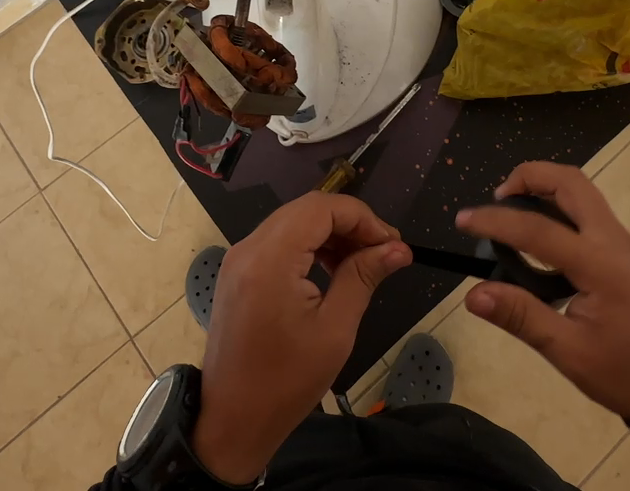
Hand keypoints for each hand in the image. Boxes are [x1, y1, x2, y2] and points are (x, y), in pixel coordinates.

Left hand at [192, 192, 409, 481]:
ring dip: (330, 232)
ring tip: (361, 261)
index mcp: (271, 258)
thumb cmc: (286, 381)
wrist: (231, 421)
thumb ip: (363, 278)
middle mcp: (250, 247)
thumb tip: (398, 249)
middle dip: (349, 223)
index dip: (362, 218)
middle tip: (382, 251)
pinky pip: (278, 240)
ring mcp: (240, 258)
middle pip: (307, 209)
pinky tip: (330, 268)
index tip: (392, 244)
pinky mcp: (238, 271)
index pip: (321, 208)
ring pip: (293, 221)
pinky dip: (308, 244)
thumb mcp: (335, 330)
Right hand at [456, 162, 629, 418]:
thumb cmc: (625, 373)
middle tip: (496, 199)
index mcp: (600, 265)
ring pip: (582, 191)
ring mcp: (623, 241)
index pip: (538, 229)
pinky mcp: (624, 248)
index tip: (462, 221)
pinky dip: (558, 206)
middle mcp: (614, 240)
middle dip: (529, 177)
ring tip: (511, 212)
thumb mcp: (569, 352)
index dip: (495, 221)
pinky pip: (588, 210)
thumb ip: (521, 317)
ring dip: (544, 187)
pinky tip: (538, 237)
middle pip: (570, 182)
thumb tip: (473, 295)